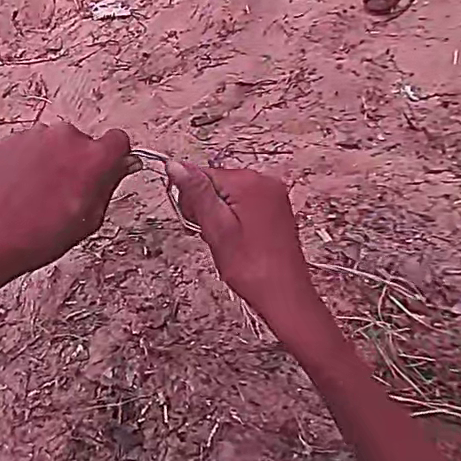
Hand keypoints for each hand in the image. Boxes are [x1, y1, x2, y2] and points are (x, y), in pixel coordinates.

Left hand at [0, 123, 135, 285]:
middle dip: (80, 163)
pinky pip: (31, 147)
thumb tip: (124, 165)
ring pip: (56, 144)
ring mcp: (36, 136)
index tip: (109, 170)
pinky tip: (21, 191)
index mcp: (93, 157)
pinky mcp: (11, 140)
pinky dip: (30, 163)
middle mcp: (66, 137)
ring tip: (39, 197)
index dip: (114, 158)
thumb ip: (109, 185)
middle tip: (68, 194)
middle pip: (84, 143)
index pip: (118, 141)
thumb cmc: (36, 236)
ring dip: (53, 162)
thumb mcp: (88, 220)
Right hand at [166, 162, 325, 321]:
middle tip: (214, 233)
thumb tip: (176, 165)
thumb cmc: (253, 268)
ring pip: (229, 195)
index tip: (195, 220)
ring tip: (228, 240)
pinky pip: (244, 203)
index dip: (191, 199)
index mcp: (249, 182)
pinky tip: (238, 239)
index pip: (202, 174)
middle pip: (216, 182)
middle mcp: (265, 182)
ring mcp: (273, 195)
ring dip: (220, 215)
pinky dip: (234, 219)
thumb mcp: (216, 227)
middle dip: (206, 207)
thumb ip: (196, 193)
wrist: (284, 295)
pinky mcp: (276, 208)